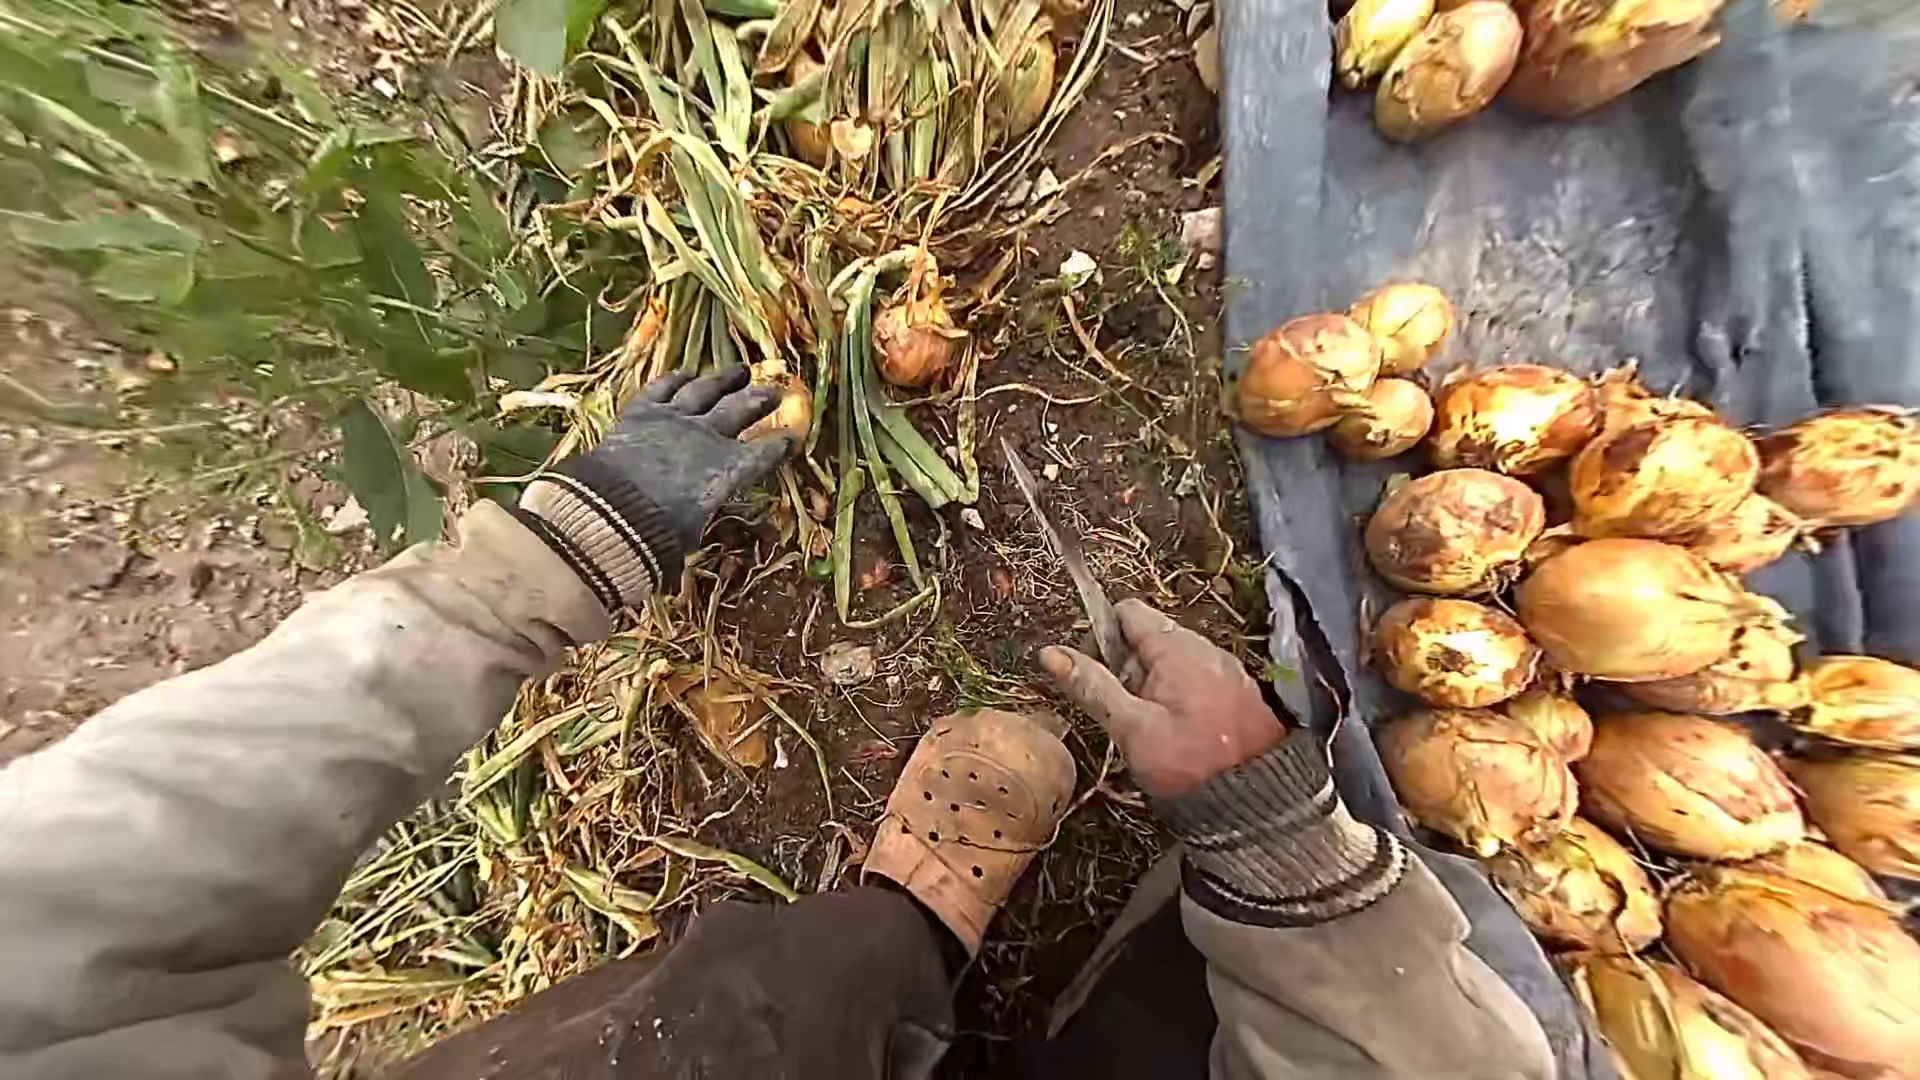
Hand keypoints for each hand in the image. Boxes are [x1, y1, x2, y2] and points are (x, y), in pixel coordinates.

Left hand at [587, 366, 792, 550]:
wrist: (612, 510)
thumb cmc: (660, 531)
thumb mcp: (693, 532)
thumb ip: (702, 516)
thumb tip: (699, 524)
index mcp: (730, 468)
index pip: (766, 452)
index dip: (782, 444)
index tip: (793, 437)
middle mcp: (708, 436)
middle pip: (741, 411)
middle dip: (761, 400)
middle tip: (776, 392)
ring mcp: (675, 419)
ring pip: (706, 391)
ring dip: (724, 380)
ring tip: (740, 370)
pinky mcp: (643, 412)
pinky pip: (663, 388)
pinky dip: (676, 379)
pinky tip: (687, 373)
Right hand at [1039, 599, 1286, 796]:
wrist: (1259, 809)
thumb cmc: (1187, 765)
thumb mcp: (1130, 728)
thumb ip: (1091, 686)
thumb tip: (1049, 652)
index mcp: (1176, 647)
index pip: (1127, 611)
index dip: (1102, 635)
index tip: (1096, 673)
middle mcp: (1205, 647)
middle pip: (1149, 635)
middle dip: (1126, 664)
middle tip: (1122, 709)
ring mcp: (1226, 668)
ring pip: (1171, 658)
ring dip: (1150, 681)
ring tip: (1148, 725)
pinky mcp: (1239, 691)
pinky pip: (1195, 676)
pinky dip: (1177, 692)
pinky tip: (1177, 729)